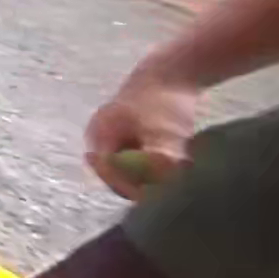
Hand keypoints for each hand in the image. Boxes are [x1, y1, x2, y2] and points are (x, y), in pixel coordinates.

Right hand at [85, 68, 199, 199]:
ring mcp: (118, 139)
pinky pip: (141, 163)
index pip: (104, 168)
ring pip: (130, 169)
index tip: (156, 199)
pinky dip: (158, 170)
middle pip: (115, 172)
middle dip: (139, 185)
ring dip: (151, 178)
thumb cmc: (161, 103)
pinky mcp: (136, 140)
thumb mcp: (163, 129)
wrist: (169, 78)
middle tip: (171, 196)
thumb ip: (159, 152)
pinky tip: (180, 169)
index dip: (125, 185)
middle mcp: (103, 140)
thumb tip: (160, 177)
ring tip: (178, 182)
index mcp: (98, 136)